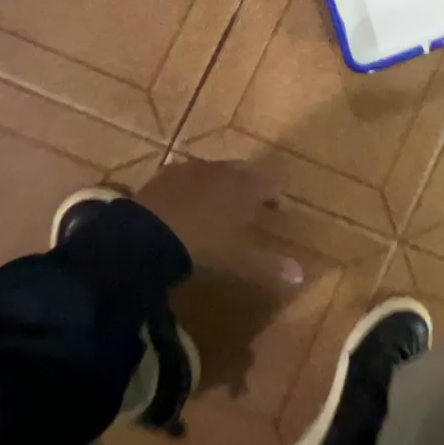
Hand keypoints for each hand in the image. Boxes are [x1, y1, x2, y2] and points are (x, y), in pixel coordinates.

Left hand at [132, 159, 304, 395]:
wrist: (143, 238)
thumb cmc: (203, 247)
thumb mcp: (240, 262)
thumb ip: (270, 266)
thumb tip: (300, 274)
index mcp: (245, 186)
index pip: (270, 181)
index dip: (275, 193)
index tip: (276, 207)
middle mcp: (221, 171)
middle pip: (242, 171)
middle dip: (248, 185)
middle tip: (250, 206)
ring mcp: (189, 170)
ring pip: (212, 171)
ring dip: (218, 185)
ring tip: (215, 206)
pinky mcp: (161, 176)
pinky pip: (183, 178)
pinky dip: (189, 189)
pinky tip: (183, 205)